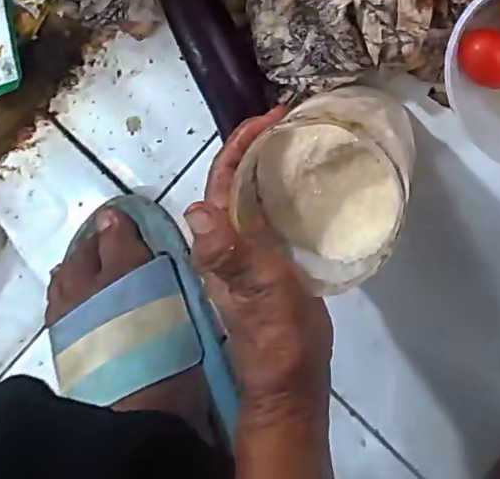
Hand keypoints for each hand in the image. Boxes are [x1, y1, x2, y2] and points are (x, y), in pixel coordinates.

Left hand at [184, 106, 332, 426]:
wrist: (292, 382)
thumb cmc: (276, 334)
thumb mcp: (258, 290)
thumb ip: (229, 253)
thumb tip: (197, 210)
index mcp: (218, 237)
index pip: (222, 176)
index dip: (241, 142)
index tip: (270, 117)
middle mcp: (226, 236)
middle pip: (234, 177)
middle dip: (254, 143)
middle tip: (287, 120)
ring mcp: (246, 246)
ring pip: (250, 190)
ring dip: (267, 161)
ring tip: (295, 139)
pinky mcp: (267, 256)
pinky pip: (268, 209)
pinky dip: (281, 186)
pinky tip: (302, 181)